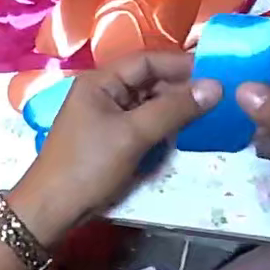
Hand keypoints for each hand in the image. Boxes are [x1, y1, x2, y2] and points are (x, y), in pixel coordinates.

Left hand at [11, 52, 219, 240]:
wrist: (52, 209)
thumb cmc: (89, 165)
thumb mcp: (133, 134)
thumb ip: (174, 109)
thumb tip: (216, 87)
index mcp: (101, 81)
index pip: (146, 60)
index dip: (180, 64)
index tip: (215, 72)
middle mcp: (104, 92)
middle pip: (149, 80)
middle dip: (180, 87)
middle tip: (217, 96)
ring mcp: (107, 116)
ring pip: (148, 103)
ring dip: (174, 108)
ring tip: (207, 113)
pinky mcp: (112, 138)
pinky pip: (143, 122)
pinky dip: (163, 125)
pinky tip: (184, 132)